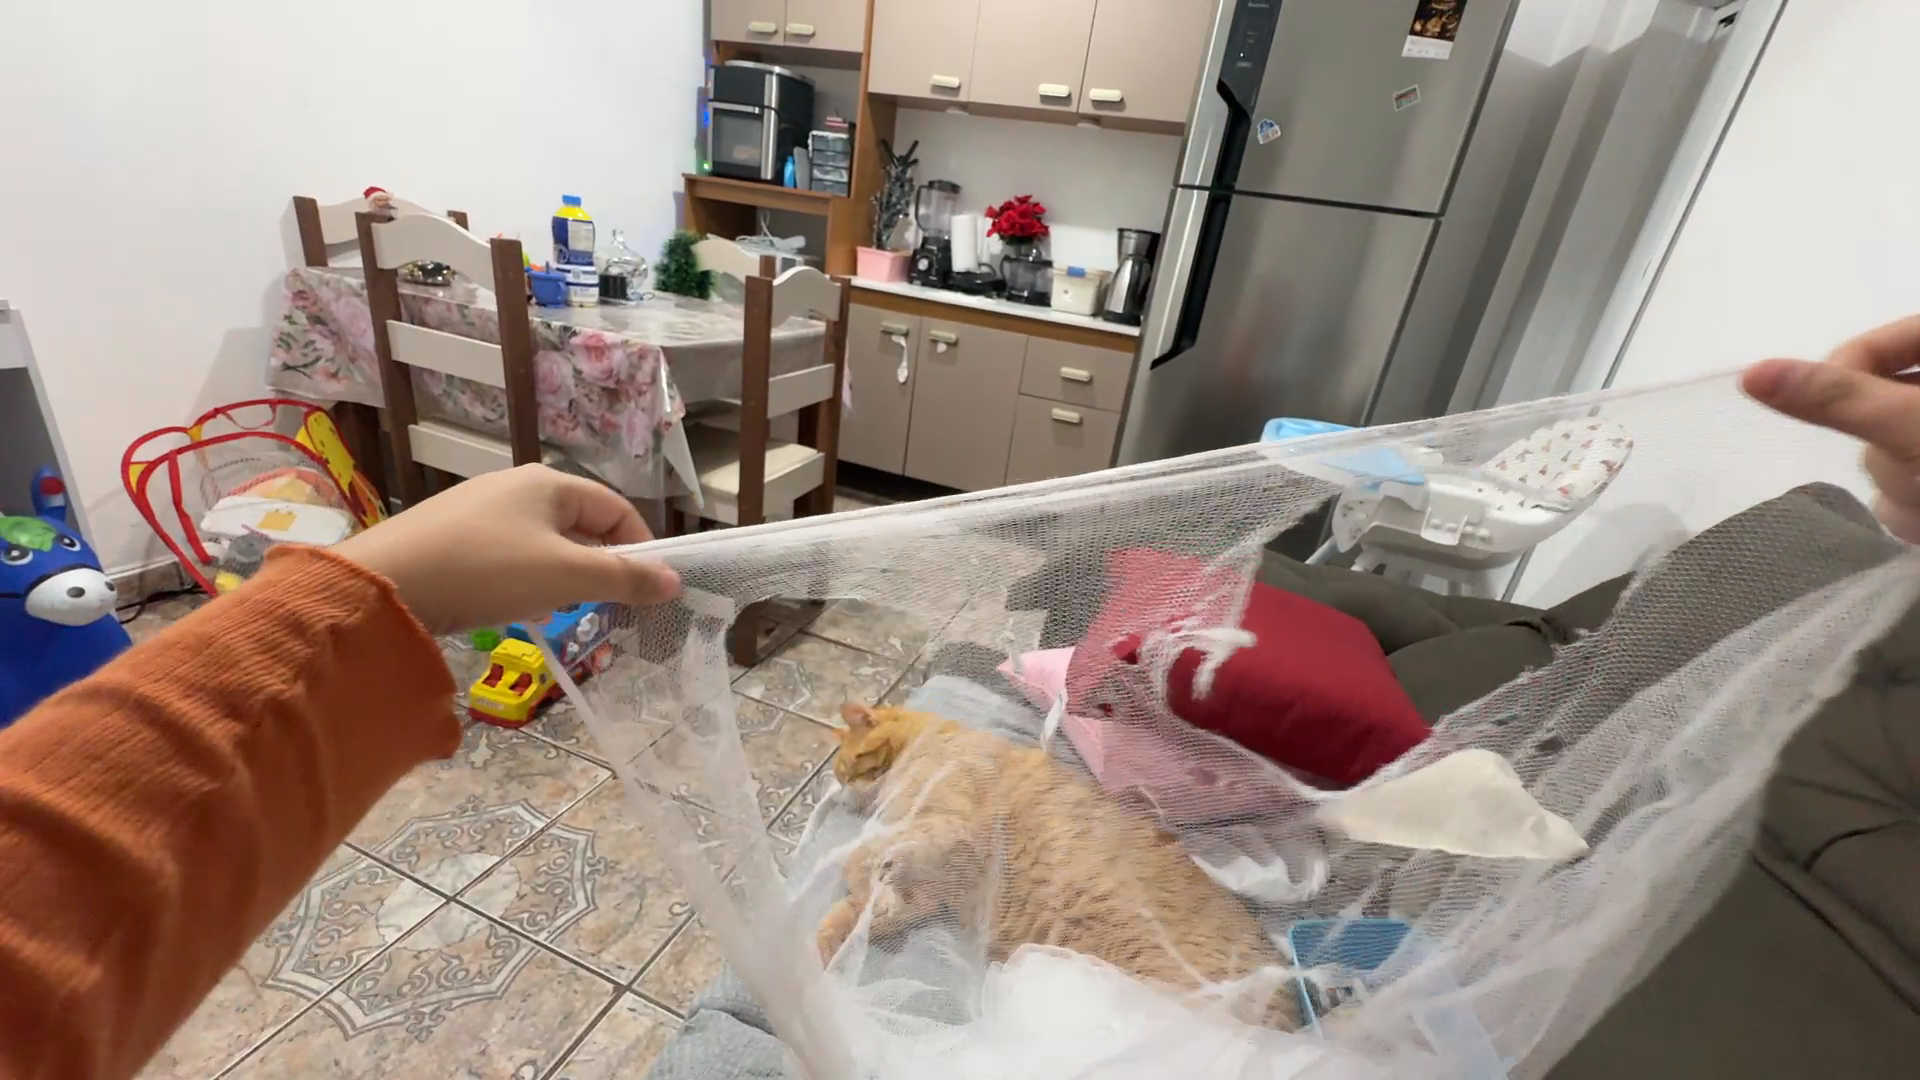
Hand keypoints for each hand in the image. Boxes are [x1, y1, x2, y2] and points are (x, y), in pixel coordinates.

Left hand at [331, 465, 679, 634]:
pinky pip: (512, 554)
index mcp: (551, 484)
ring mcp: (481, 510)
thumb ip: (626, 578)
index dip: (641, 548)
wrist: (377, 587)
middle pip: (584, 526)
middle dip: (602, 568)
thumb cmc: (487, 570)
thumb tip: (675, 581)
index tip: (647, 588)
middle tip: (609, 605)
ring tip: (564, 611)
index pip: (618, 511)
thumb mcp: (567, 576)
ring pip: (548, 544)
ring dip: (567, 578)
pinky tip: (521, 608)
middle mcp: (518, 487)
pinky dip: (530, 580)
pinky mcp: (453, 535)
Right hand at [1743, 314, 1919, 541]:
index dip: (1848, 370)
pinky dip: (1911, 496)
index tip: (1830, 408)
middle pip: (1888, 398)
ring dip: (1899, 476)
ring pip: (1891, 443)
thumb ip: (1839, 398)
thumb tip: (1751, 372)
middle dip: (1885, 440)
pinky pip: (1905, 473)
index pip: (1888, 341)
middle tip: (1915, 469)